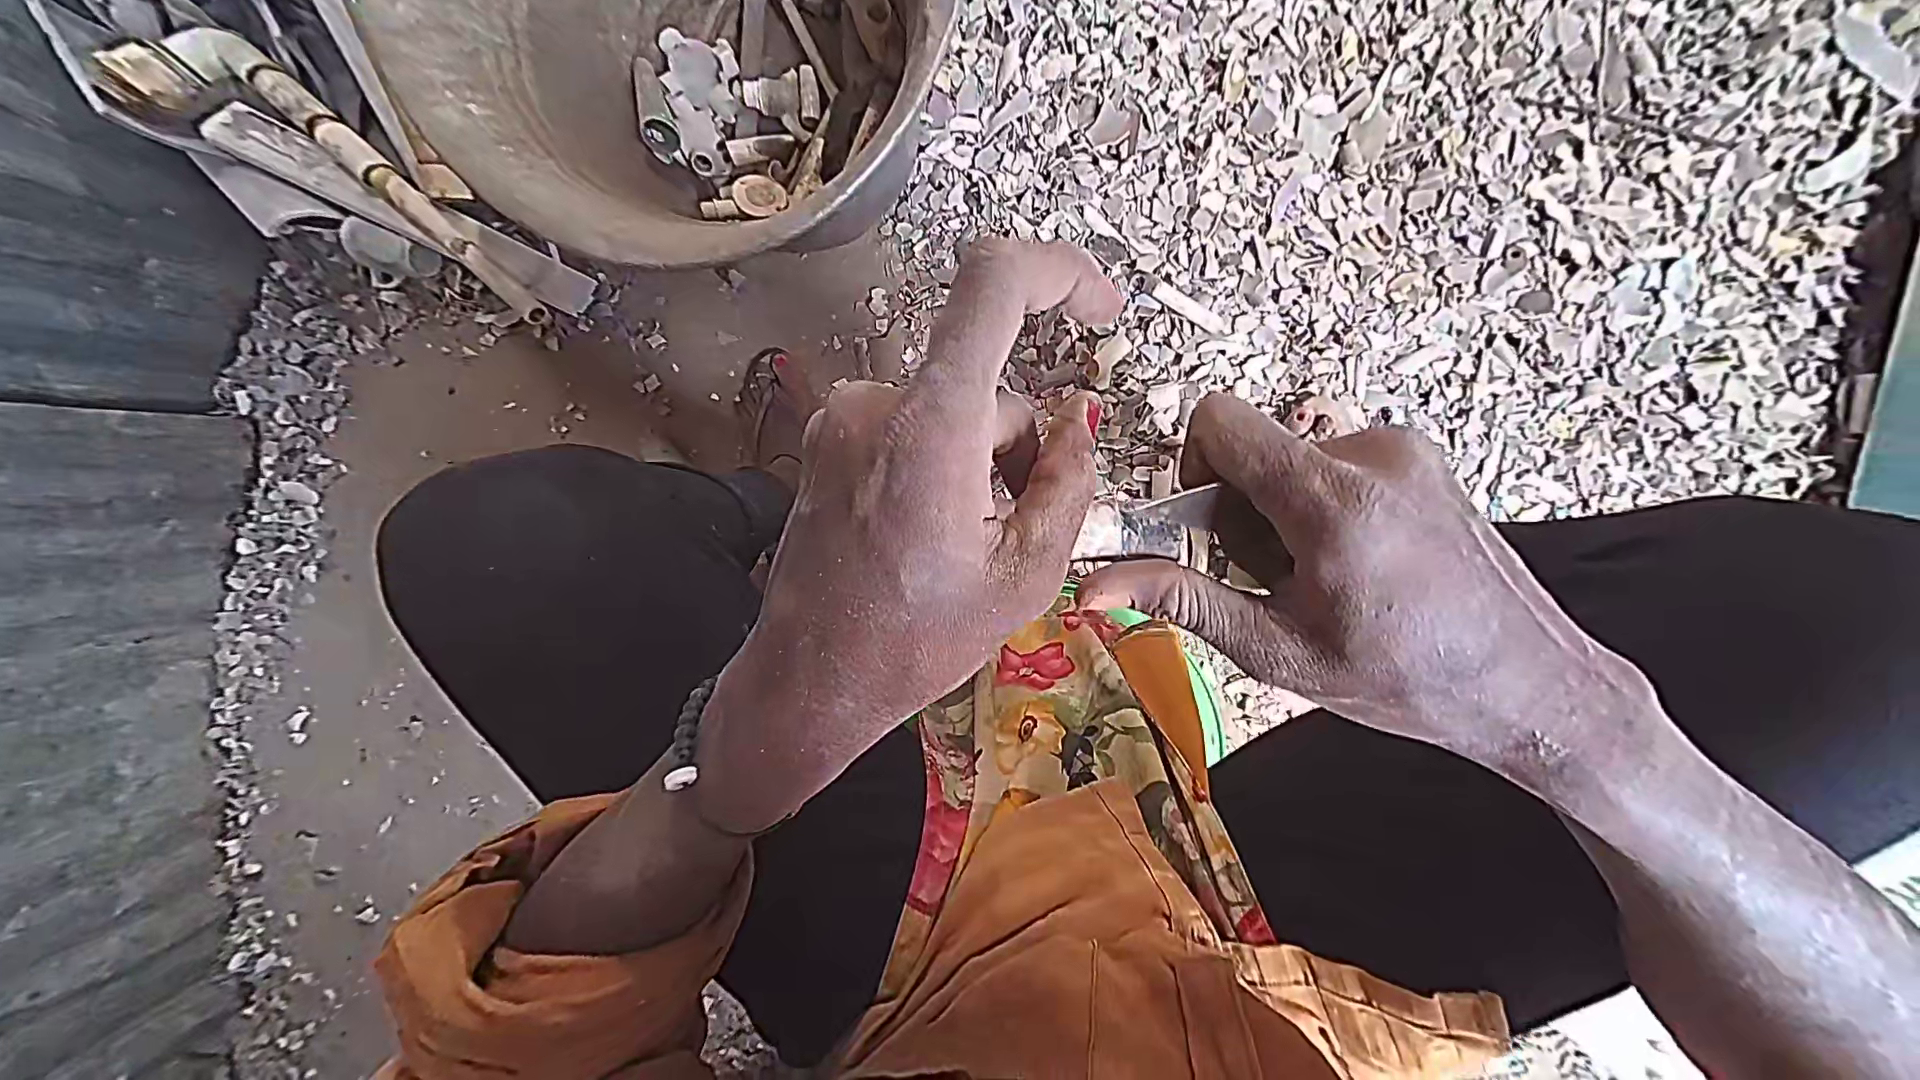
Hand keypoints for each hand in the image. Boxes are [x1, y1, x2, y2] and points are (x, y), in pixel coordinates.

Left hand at [697, 240, 1122, 831]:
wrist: (811, 679)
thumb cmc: (912, 643)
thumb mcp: (1024, 574)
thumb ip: (1067, 481)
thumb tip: (1077, 422)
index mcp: (930, 430)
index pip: (994, 284)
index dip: (1061, 274)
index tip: (1098, 309)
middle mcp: (875, 405)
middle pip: (984, 379)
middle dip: (1020, 438)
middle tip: (1024, 515)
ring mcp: (843, 419)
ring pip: (948, 405)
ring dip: (980, 454)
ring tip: (973, 536)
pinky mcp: (829, 439)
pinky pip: (909, 421)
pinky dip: (940, 455)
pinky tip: (934, 523)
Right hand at [1076, 393, 1658, 785]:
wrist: (1534, 686)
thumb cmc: (1404, 678)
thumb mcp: (1274, 649)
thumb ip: (1180, 599)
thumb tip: (1097, 585)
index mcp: (1332, 499)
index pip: (1220, 420)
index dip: (1191, 465)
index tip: (1206, 524)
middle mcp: (1370, 454)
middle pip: (1248, 445)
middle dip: (1235, 507)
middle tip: (1267, 572)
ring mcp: (1402, 451)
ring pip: (1284, 455)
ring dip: (1273, 511)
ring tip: (1312, 573)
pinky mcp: (1416, 457)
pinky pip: (1325, 460)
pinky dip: (1310, 503)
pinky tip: (1343, 559)